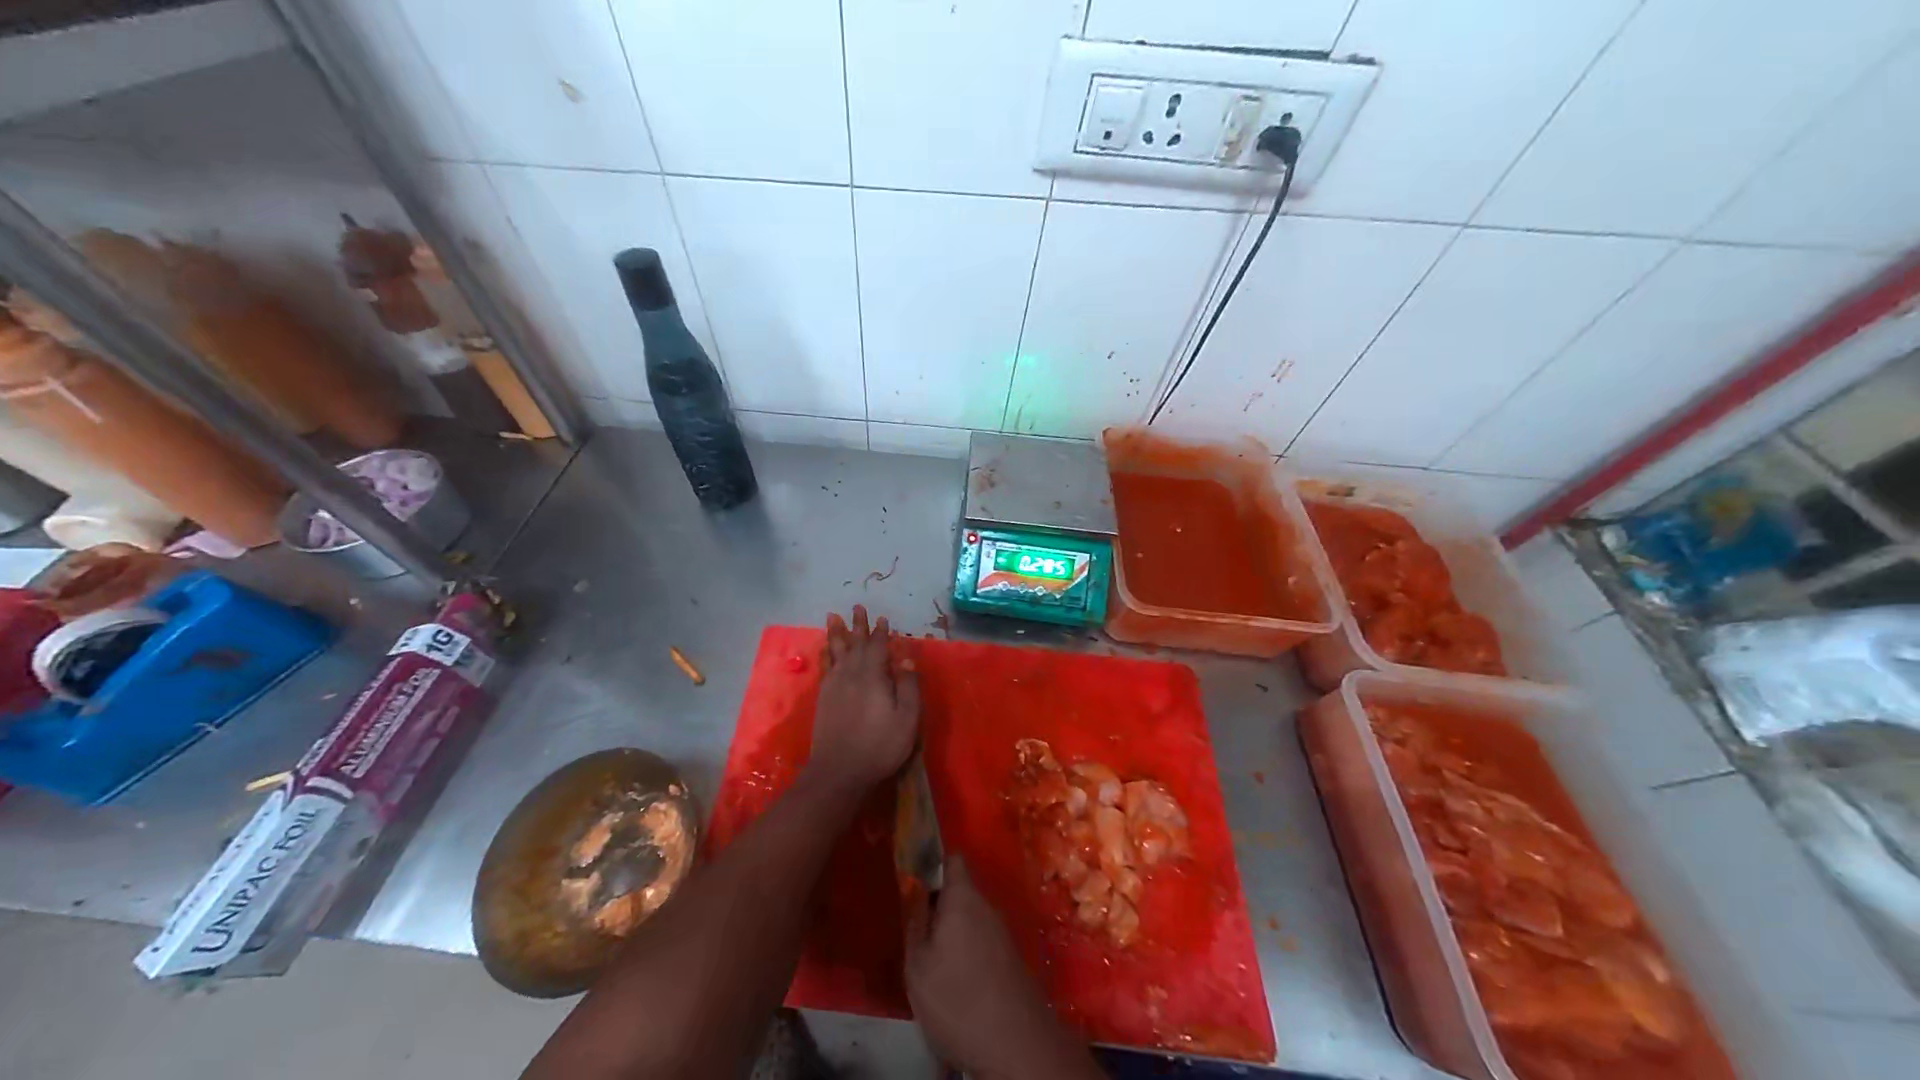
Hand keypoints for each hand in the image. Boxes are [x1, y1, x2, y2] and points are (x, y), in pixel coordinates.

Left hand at [809, 605, 918, 793]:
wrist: (839, 770)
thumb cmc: (880, 745)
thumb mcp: (907, 718)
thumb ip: (908, 686)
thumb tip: (905, 658)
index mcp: (873, 676)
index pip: (877, 647)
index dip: (880, 633)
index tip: (883, 619)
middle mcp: (851, 675)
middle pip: (855, 644)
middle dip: (858, 625)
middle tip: (857, 607)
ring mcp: (834, 686)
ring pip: (836, 652)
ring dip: (837, 633)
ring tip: (833, 617)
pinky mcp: (824, 698)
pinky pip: (825, 667)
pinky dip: (826, 655)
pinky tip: (825, 650)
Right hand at [905, 858, 1103, 1079]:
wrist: (1016, 1044)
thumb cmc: (957, 998)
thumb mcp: (917, 964)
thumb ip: (915, 922)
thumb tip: (915, 891)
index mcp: (963, 897)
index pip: (952, 859)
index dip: (932, 861)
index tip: (913, 876)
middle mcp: (987, 906)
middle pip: (960, 891)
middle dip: (938, 903)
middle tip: (915, 927)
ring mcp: (1003, 931)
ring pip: (970, 917)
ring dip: (952, 930)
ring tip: (932, 958)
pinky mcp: (1011, 957)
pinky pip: (982, 938)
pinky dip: (967, 949)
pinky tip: (955, 977)